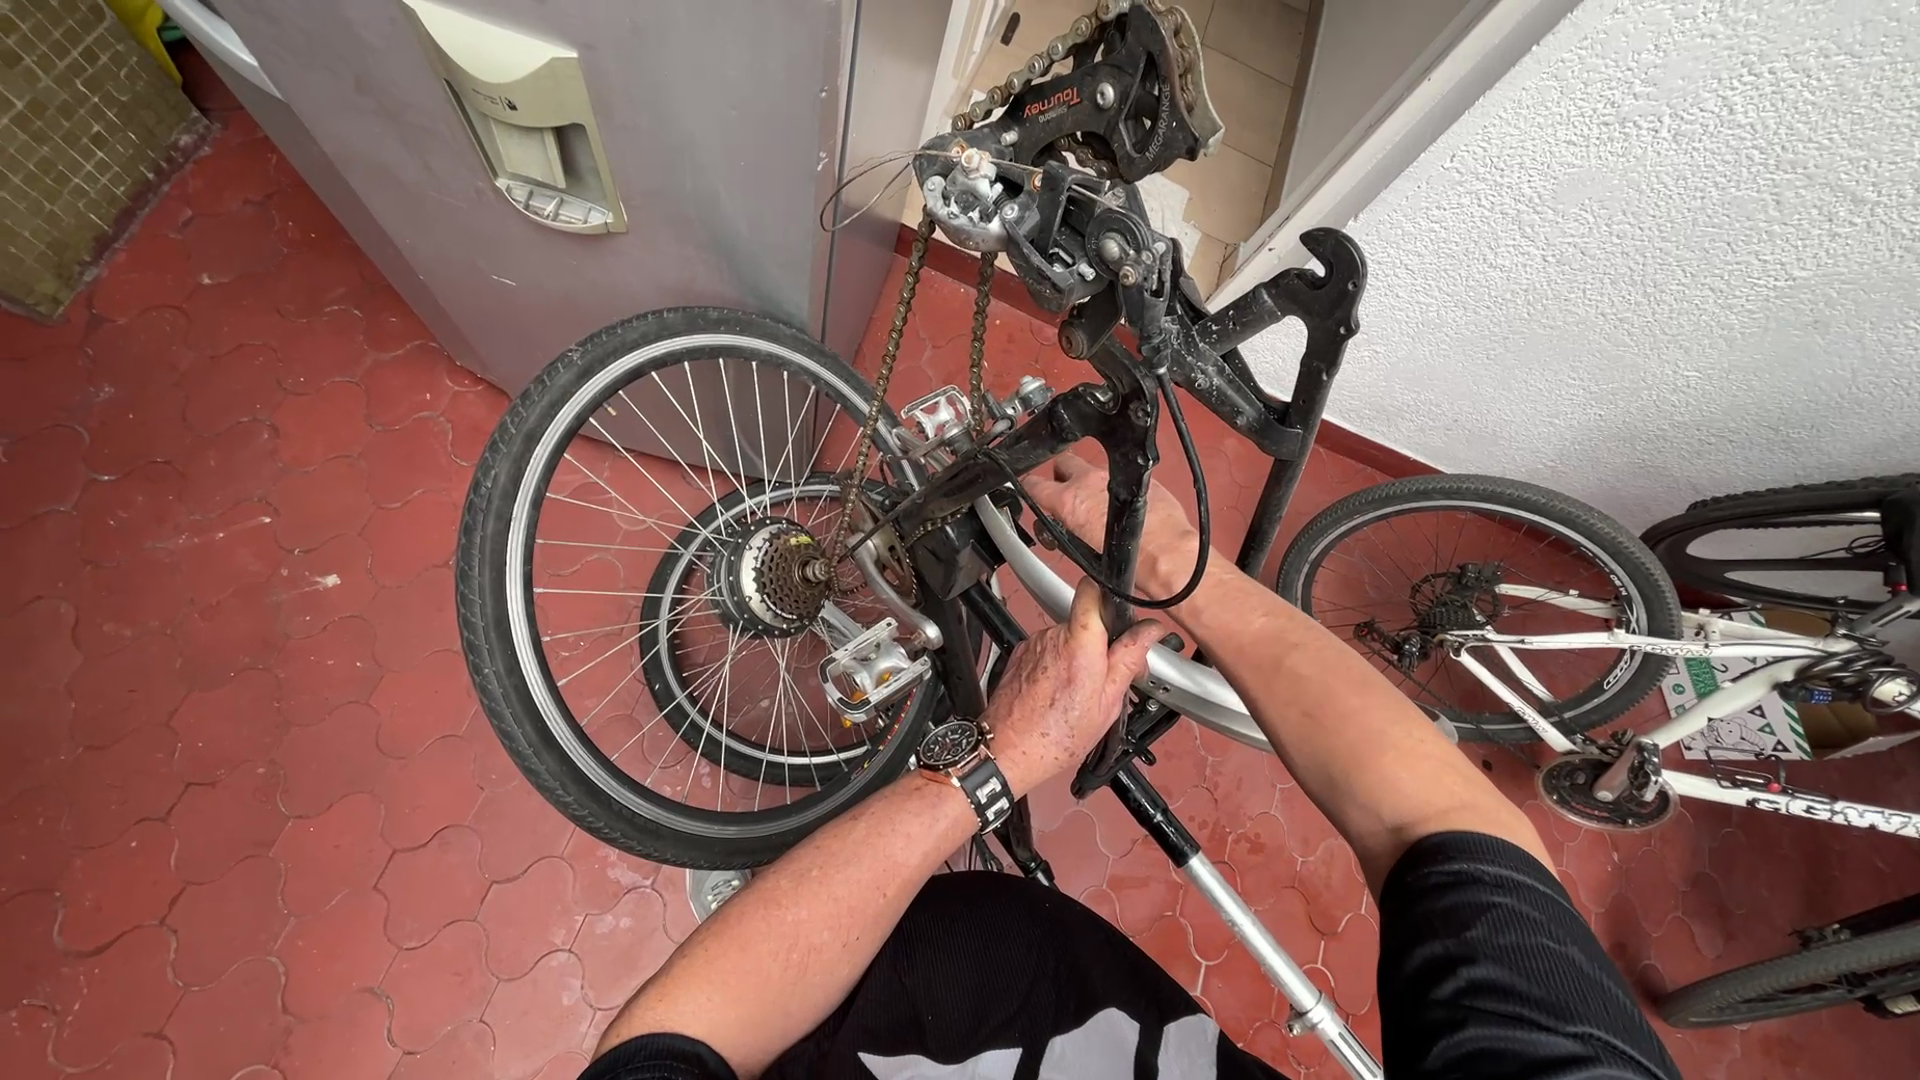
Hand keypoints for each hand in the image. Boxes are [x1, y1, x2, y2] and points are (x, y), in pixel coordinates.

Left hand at [983, 578, 1164, 794]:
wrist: (1011, 749)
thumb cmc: (1057, 734)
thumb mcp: (1108, 702)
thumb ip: (1129, 659)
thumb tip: (1150, 632)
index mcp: (1081, 643)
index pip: (1092, 590)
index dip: (1108, 596)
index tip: (1120, 615)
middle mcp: (1054, 635)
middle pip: (1084, 621)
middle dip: (1100, 642)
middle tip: (1106, 677)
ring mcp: (1035, 643)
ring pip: (1067, 638)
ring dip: (1077, 656)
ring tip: (1078, 692)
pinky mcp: (1021, 653)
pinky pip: (1048, 650)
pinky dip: (1057, 665)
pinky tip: (1059, 693)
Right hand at [1023, 454, 1203, 599]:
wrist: (1163, 554)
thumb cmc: (1125, 559)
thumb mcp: (1078, 550)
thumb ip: (1064, 528)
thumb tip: (1063, 526)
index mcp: (1067, 500)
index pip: (1034, 484)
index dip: (1029, 487)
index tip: (1030, 490)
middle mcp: (1088, 481)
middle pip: (1063, 463)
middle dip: (1061, 475)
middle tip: (1064, 491)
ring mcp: (1114, 476)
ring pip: (1093, 469)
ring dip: (1091, 483)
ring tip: (1097, 504)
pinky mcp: (1139, 479)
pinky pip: (1121, 477)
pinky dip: (1117, 488)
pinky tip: (1123, 508)